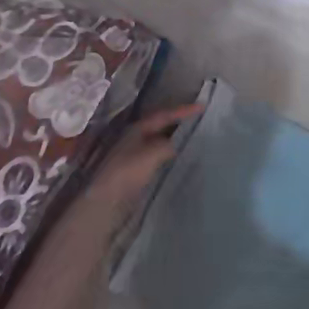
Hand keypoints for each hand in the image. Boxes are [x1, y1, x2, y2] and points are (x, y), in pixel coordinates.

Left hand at [81, 104, 198, 219]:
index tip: (203, 106)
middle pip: (161, 125)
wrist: (105, 201)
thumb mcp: (152, 153)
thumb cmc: (127, 172)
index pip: (164, 114)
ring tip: (196, 137)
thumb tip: (178, 144)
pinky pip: (158, 154)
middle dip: (179, 122)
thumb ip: (169, 145)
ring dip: (176, 137)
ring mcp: (134, 153)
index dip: (183, 110)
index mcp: (137, 128)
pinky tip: (181, 158)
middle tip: (201, 119)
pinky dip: (171, 152)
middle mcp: (134, 137)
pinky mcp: (136, 169)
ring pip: (160, 140)